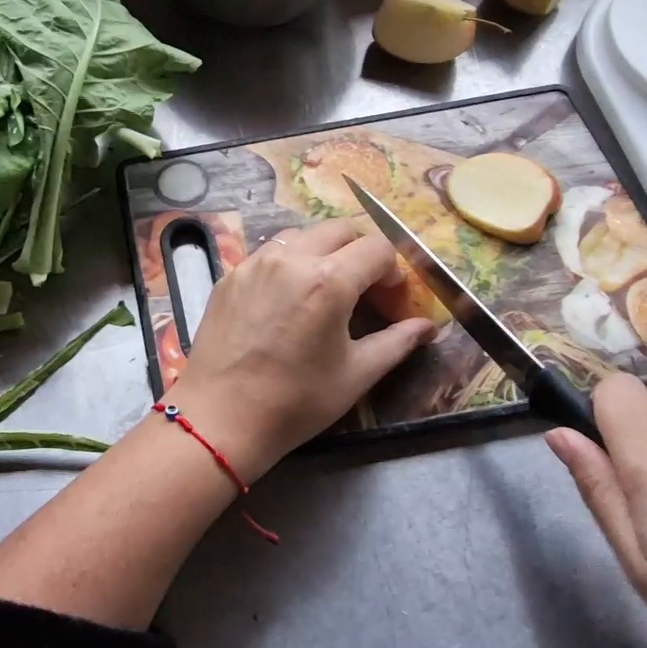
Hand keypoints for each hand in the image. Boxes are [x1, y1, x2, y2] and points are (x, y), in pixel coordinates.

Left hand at [164, 219, 435, 479]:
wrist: (219, 417)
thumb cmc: (295, 401)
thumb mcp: (356, 374)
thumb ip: (396, 342)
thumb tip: (427, 327)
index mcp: (329, 279)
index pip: (377, 248)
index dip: (394, 271)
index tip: (392, 301)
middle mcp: (291, 258)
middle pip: (339, 230)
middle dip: (360, 252)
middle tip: (365, 290)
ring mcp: (254, 263)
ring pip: (300, 235)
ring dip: (323, 252)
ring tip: (326, 291)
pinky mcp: (229, 276)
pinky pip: (268, 254)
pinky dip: (289, 263)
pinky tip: (288, 300)